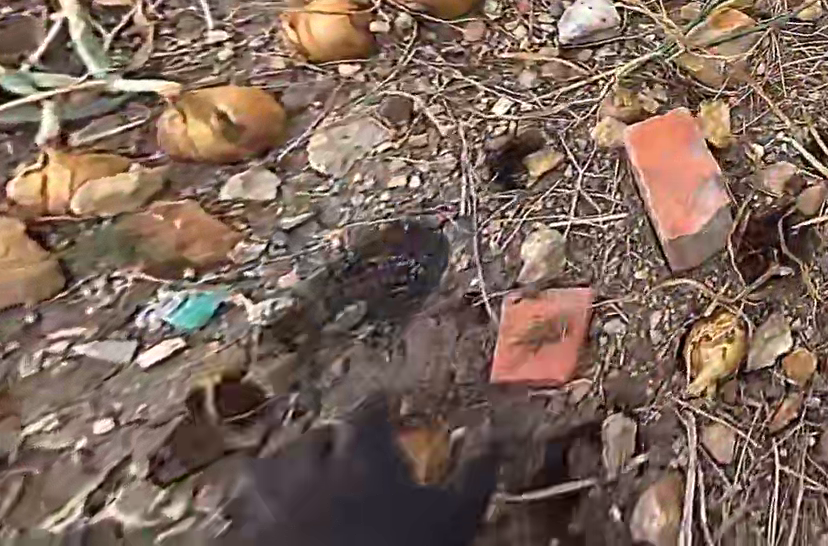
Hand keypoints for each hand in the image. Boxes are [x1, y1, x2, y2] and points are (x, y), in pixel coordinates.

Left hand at [220, 396, 495, 545]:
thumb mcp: (458, 512)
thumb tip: (494, 438)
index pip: (369, 411)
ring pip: (256, 477)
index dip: (379, 404)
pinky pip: (232, 525)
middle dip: (324, 436)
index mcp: (365, 456)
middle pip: (308, 439)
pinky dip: (249, 518)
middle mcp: (314, 475)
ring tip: (292, 475)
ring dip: (275, 471)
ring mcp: (270, 516)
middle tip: (341, 440)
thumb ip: (477, 471)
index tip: (387, 403)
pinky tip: (266, 523)